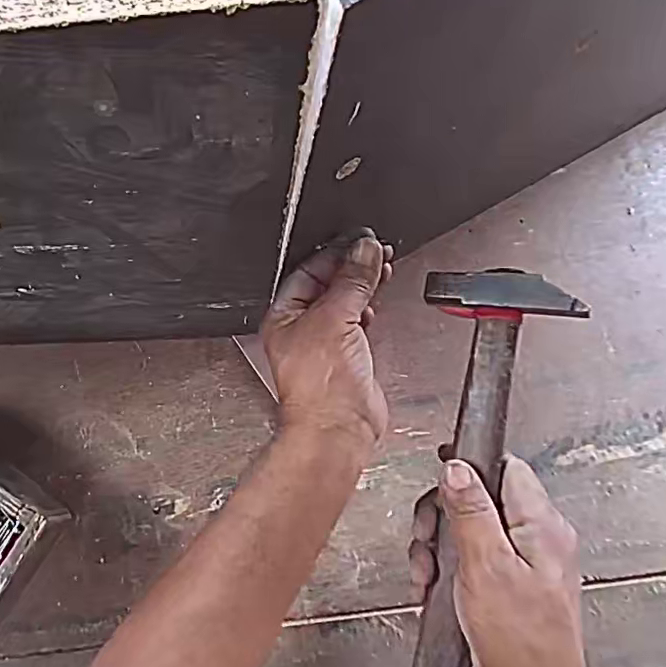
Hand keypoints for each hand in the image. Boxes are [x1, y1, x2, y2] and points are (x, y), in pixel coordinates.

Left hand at [260, 229, 392, 449]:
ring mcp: (324, 342)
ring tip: (383, 266)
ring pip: (344, 301)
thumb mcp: (334, 319)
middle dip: (351, 266)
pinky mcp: (346, 355)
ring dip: (363, 283)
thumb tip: (363, 250)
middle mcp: (300, 328)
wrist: (338, 426)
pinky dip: (369, 306)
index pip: (306, 271)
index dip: (333, 253)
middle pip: (326, 284)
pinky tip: (377, 299)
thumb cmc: (318, 386)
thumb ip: (351, 282)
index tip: (359, 240)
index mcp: (283, 316)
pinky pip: (357, 320)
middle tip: (376, 250)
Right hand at [409, 456, 589, 666]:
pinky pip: (471, 551)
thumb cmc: (518, 636)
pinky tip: (435, 584)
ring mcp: (525, 556)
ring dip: (437, 543)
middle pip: (479, 495)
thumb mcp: (486, 566)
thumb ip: (471, 512)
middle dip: (441, 514)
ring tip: (427, 571)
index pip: (505, 468)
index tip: (438, 478)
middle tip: (425, 539)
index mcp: (541, 525)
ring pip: (468, 524)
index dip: (468, 466)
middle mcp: (538, 535)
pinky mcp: (511, 575)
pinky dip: (446, 563)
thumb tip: (457, 468)